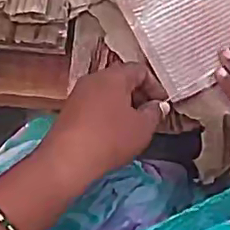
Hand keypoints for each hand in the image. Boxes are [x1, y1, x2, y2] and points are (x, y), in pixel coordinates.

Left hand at [36, 61, 170, 181]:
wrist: (67, 159)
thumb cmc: (110, 138)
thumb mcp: (142, 128)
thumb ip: (154, 113)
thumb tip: (156, 105)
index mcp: (113, 76)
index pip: (140, 70)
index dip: (155, 86)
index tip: (162, 105)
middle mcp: (94, 78)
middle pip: (122, 79)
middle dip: (139, 95)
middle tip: (150, 116)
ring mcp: (78, 93)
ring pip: (107, 92)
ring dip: (123, 105)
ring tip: (132, 127)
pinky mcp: (69, 109)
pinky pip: (94, 104)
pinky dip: (107, 113)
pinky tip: (112, 133)